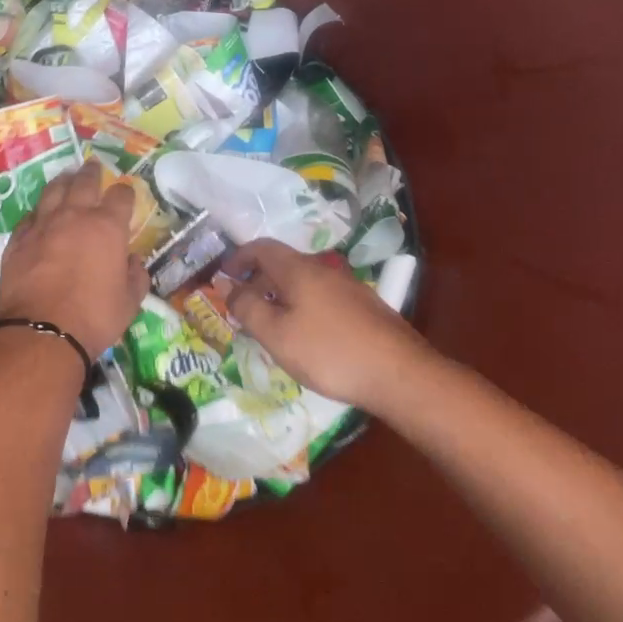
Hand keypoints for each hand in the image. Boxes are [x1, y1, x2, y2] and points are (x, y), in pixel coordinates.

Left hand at [0, 161, 149, 356]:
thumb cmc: (94, 317)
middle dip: (91, 173)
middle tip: (92, 166)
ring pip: (52, 192)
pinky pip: (29, 217)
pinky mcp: (17, 240)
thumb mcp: (129, 303)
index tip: (125, 193)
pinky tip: (38, 213)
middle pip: (83, 183)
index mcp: (107, 227)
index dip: (125, 193)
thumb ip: (135, 277)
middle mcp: (74, 217)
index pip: (120, 197)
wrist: (42, 331)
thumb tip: (132, 261)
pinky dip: (38, 212)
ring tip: (65, 177)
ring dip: (62, 182)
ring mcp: (42, 226)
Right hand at [223, 239, 434, 406]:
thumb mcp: (276, 334)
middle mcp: (324, 270)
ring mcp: (348, 288)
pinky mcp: (364, 308)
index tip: (222, 276)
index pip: (261, 248)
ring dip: (279, 297)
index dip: (238, 258)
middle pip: (282, 265)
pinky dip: (301, 307)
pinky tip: (304, 337)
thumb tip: (228, 287)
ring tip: (269, 326)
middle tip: (241, 309)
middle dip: (257, 281)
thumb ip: (247, 308)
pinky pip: (321, 298)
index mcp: (299, 270)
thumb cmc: (328, 352)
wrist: (399, 374)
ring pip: (303, 283)